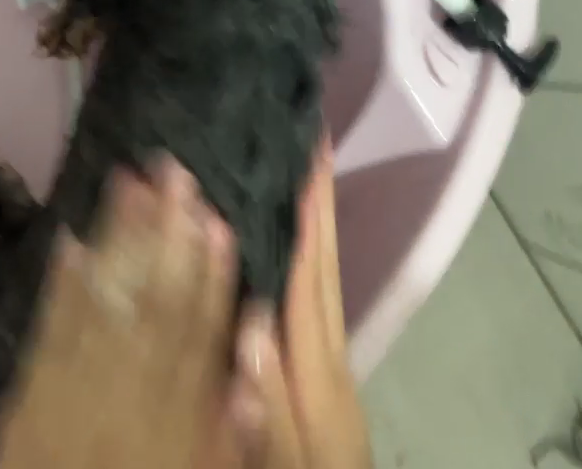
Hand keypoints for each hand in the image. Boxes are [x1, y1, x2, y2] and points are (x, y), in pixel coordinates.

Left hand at [0, 157, 244, 468]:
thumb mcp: (202, 468)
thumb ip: (233, 419)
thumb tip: (257, 348)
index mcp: (174, 414)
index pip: (198, 334)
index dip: (210, 275)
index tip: (219, 220)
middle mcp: (127, 388)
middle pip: (151, 302)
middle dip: (164, 232)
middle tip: (173, 171)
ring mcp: (74, 382)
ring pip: (103, 301)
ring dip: (116, 238)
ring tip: (127, 179)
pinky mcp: (32, 385)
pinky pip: (49, 328)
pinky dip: (60, 282)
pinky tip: (68, 235)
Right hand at [231, 135, 371, 467]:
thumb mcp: (282, 458)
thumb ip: (269, 396)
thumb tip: (252, 317)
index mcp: (317, 367)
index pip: (312, 275)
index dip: (311, 216)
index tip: (310, 158)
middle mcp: (328, 353)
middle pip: (326, 264)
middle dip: (321, 202)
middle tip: (312, 143)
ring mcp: (329, 363)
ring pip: (323, 278)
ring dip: (316, 223)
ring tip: (298, 175)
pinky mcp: (321, 374)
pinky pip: (313, 297)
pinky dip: (307, 257)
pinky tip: (286, 246)